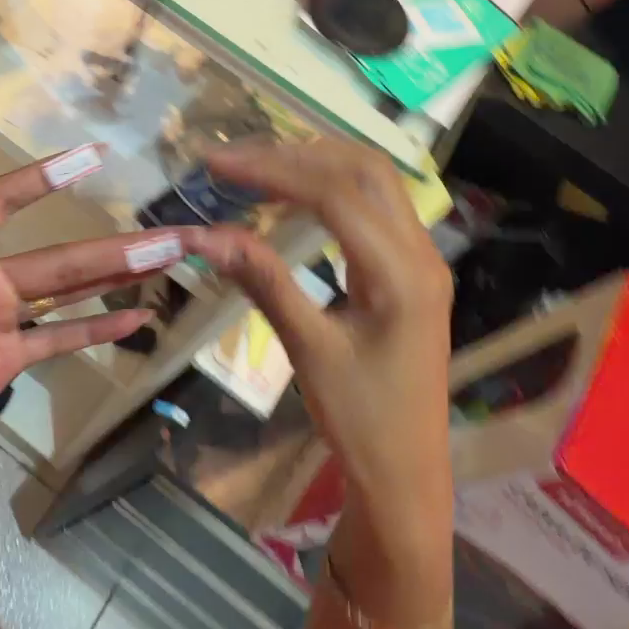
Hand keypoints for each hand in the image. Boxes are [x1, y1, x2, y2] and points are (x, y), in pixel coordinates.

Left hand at [0, 148, 207, 564]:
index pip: (1, 203)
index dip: (44, 178)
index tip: (93, 157)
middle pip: (54, 257)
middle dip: (109, 247)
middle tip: (168, 236)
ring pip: (64, 295)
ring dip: (111, 282)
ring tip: (163, 266)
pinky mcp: (2, 366)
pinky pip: (56, 342)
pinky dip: (95, 332)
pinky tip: (135, 321)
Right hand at [194, 139, 453, 549]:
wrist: (407, 473)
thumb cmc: (361, 420)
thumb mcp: (308, 352)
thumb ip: (265, 283)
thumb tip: (207, 235)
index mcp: (402, 274)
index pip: (336, 194)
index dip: (273, 171)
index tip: (218, 165)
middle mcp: (421, 253)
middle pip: (364, 170)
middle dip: (296, 155)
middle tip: (235, 160)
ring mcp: (421, 259)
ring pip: (374, 182)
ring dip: (316, 165)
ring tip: (257, 168)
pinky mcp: (410, 270)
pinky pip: (375, 208)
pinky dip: (332, 189)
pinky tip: (294, 198)